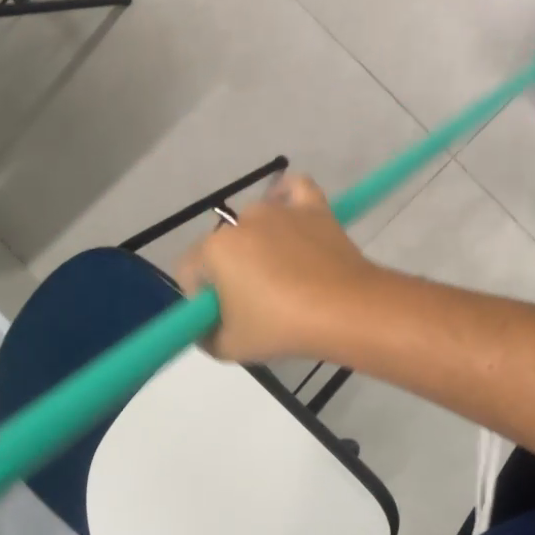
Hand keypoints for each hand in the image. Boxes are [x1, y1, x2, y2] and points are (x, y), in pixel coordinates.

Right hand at [176, 172, 379, 362]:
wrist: (344, 308)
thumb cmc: (281, 326)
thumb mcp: (227, 346)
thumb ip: (205, 334)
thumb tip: (208, 325)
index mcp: (215, 249)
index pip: (189, 270)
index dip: (202, 296)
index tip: (223, 316)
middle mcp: (245, 220)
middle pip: (224, 246)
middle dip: (231, 270)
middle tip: (255, 299)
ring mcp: (282, 210)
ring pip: (256, 221)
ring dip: (259, 241)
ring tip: (280, 270)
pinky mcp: (314, 208)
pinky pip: (295, 188)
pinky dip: (288, 194)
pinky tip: (288, 207)